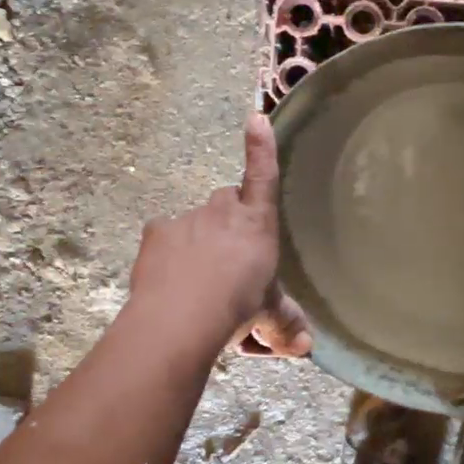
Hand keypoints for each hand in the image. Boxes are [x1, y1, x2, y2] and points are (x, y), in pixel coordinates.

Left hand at [128, 113, 283, 339]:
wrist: (181, 317)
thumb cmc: (236, 308)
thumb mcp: (268, 316)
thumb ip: (285, 324)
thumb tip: (306, 347)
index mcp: (257, 224)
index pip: (263, 176)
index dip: (262, 147)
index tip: (256, 117)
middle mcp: (223, 212)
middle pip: (226, 201)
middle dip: (227, 222)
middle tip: (227, 261)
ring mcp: (187, 219)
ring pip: (195, 223)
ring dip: (197, 243)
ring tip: (195, 283)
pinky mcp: (157, 232)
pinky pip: (166, 237)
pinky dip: (168, 253)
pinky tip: (169, 281)